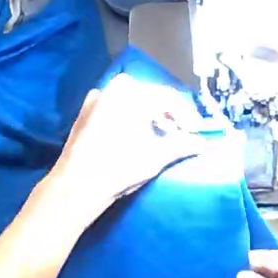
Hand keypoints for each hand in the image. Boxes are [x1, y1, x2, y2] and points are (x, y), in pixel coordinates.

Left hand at [40, 81, 196, 225]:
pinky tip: (132, 134)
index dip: (185, 115)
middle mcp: (114, 88)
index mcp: (133, 93)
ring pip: (132, 100)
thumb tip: (204, 144)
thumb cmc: (118, 169)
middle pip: (151, 97)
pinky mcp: (85, 111)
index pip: (169, 98)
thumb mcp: (157, 157)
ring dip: (148, 114)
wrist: (73, 188)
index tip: (194, 132)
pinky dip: (127, 116)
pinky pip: (114, 106)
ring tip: (158, 135)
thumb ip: (183, 145)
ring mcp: (97, 98)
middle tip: (178, 133)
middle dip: (167, 114)